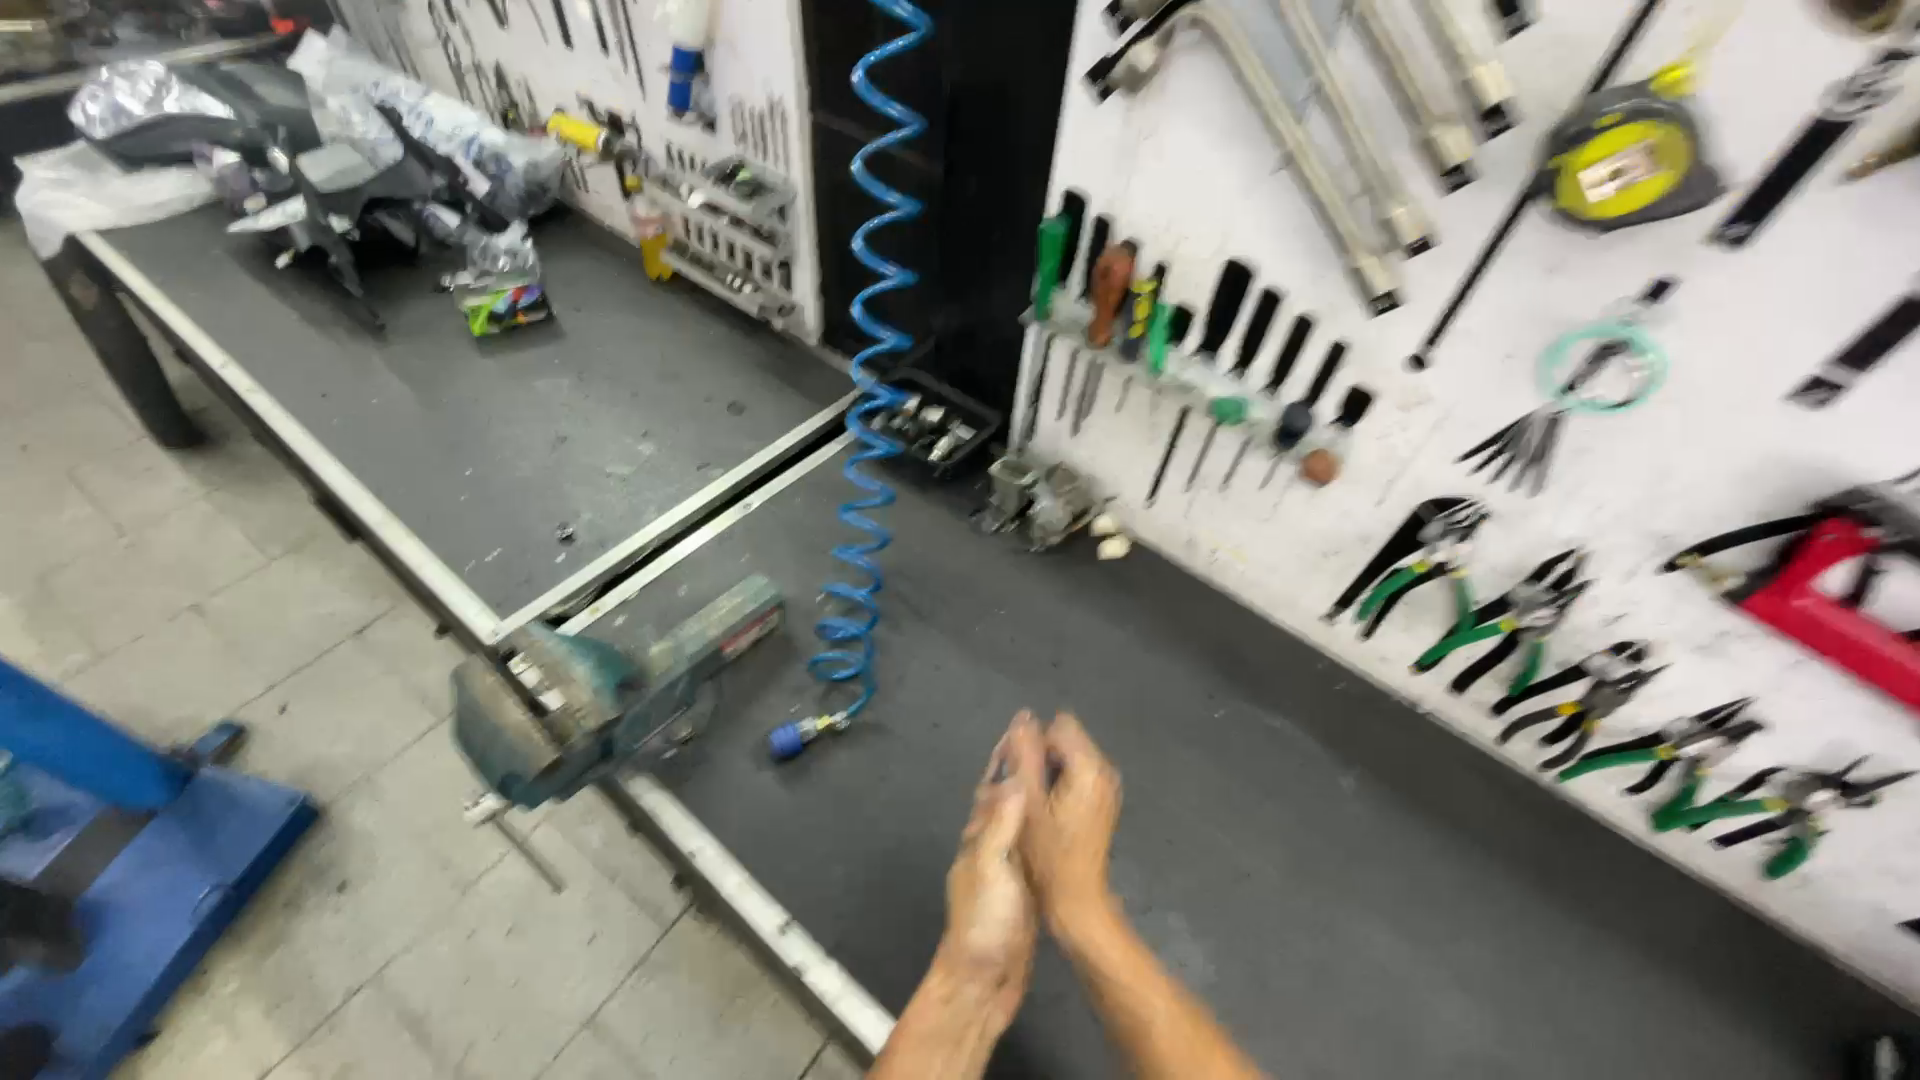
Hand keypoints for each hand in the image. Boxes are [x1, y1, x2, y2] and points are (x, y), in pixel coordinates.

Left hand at [933, 715, 1039, 1033]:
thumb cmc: (985, 921)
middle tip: (1042, 738)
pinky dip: (1041, 822)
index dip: (1005, 752)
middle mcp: (988, 844)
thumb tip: (1017, 775)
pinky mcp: (1020, 888)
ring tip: (1052, 769)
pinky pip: (1030, 842)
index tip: (1021, 723)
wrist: (983, 981)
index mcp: (978, 834)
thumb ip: (1002, 822)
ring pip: (1018, 817)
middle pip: (1003, 794)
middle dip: (1018, 765)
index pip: (992, 781)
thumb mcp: (991, 865)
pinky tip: (1054, 821)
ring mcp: (1004, 867)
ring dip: (1030, 789)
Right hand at [1005, 711, 1122, 934]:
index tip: (1017, 774)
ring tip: (1029, 803)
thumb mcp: (1028, 803)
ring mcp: (1105, 785)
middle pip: (1063, 738)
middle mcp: (1104, 769)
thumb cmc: (1049, 856)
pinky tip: (1043, 811)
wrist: (1076, 902)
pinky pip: (1074, 773)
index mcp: (1090, 767)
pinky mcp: (1101, 799)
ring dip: (1045, 771)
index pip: (1057, 726)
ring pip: (1066, 756)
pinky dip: (1056, 784)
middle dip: (1038, 756)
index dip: (1033, 744)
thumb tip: (1023, 717)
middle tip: (1020, 791)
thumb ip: (1025, 755)